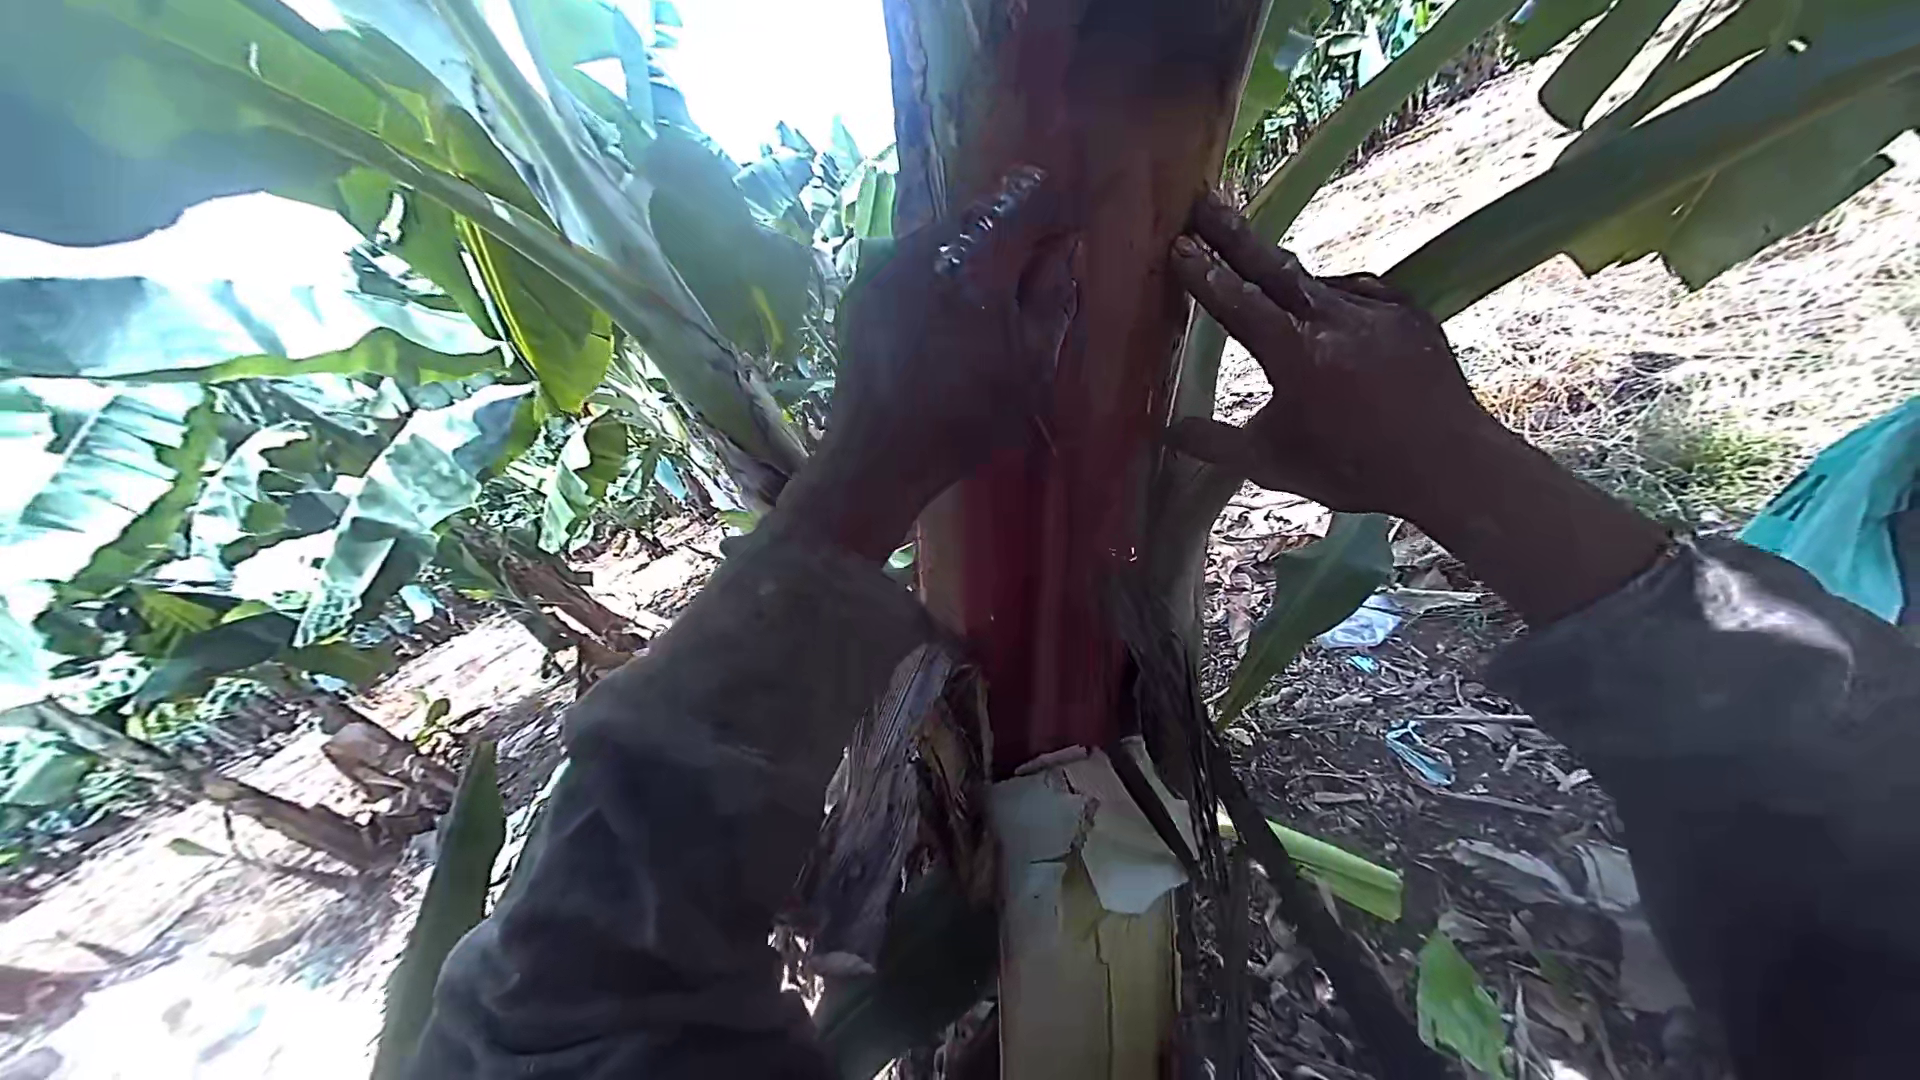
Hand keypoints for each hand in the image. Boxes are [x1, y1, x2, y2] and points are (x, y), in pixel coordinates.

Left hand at [771, 169, 1080, 560]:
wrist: (879, 451)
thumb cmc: (966, 417)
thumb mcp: (1031, 368)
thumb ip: (1052, 301)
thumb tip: (1059, 256)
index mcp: (980, 259)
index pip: (1030, 200)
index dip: (1056, 215)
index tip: (1065, 241)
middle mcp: (928, 244)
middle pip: (983, 212)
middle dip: (1013, 235)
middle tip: (1026, 277)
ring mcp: (888, 264)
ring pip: (944, 235)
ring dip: (972, 254)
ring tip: (981, 303)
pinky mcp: (864, 289)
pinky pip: (912, 262)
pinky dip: (936, 275)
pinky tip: (939, 320)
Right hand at [1166, 193, 1668, 623]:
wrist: (1451, 467)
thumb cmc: (1351, 471)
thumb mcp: (1271, 464)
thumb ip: (1215, 443)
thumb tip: (1167, 432)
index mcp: (1299, 358)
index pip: (1240, 305)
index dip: (1204, 274)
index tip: (1177, 244)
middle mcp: (1337, 321)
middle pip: (1274, 267)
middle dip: (1231, 233)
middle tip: (1201, 200)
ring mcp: (1378, 310)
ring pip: (1313, 282)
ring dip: (1276, 274)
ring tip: (1252, 271)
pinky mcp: (1407, 312)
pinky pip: (1354, 293)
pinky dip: (1325, 298)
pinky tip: (1316, 314)